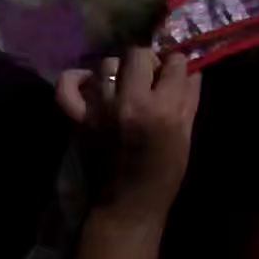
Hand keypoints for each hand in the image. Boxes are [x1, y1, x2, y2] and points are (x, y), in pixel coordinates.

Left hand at [57, 49, 202, 224]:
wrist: (128, 204)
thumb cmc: (164, 172)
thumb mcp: (186, 134)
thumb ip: (190, 97)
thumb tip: (192, 67)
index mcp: (162, 109)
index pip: (174, 63)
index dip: (178, 64)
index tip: (177, 72)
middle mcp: (129, 103)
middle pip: (137, 54)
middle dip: (149, 61)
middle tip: (151, 77)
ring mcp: (99, 109)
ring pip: (107, 64)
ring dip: (119, 71)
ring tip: (125, 85)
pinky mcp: (78, 119)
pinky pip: (66, 86)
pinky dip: (75, 79)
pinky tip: (90, 82)